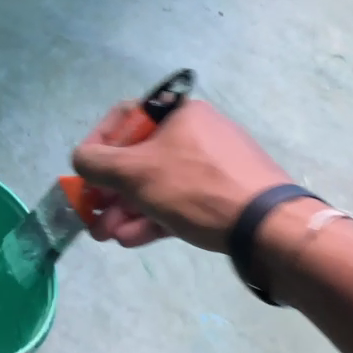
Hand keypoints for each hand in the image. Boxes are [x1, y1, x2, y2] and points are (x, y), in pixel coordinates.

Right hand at [70, 98, 292, 252]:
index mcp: (178, 113)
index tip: (84, 173)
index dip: (96, 146)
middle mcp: (197, 133)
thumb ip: (94, 163)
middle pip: (139, 158)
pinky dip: (155, 217)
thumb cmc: (194, 186)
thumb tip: (81, 161)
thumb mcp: (132, 172)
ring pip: (159, 184)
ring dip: (128, 210)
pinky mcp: (229, 196)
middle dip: (111, 191)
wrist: (271, 229)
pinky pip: (181, 201)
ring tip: (108, 236)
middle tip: (93, 214)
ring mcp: (217, 166)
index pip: (122, 120)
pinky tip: (133, 240)